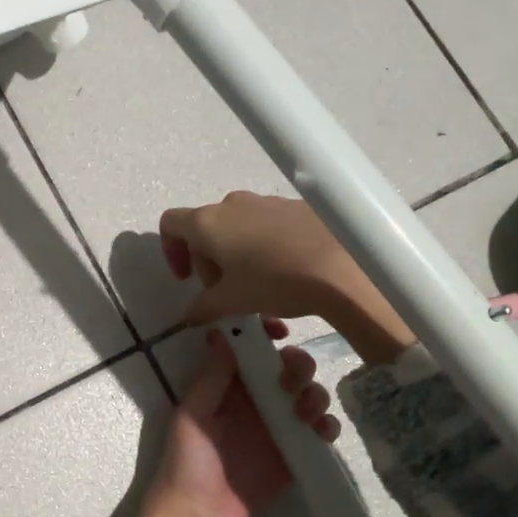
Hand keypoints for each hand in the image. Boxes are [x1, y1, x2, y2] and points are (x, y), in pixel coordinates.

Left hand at [120, 326, 338, 516]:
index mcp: (225, 387)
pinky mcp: (292, 456)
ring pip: (307, 397)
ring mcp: (275, 428)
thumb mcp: (194, 415)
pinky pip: (316, 432)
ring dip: (315, 393)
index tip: (281, 331)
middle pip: (286, 370)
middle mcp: (253, 402)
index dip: (267, 335)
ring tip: (306, 408)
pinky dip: (326, 425)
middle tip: (293, 378)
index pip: (251, 350)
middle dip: (298, 364)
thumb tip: (224, 331)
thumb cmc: (186, 461)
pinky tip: (320, 430)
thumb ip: (213, 377)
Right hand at [160, 193, 415, 364]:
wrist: (346, 265)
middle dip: (208, 261)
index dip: (172, 252)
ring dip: (236, 255)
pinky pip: (267, 224)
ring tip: (256, 286)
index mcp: (208, 222)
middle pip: (206, 228)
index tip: (188, 279)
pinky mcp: (297, 207)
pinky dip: (264, 246)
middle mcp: (233, 204)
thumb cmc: (276, 280)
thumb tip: (189, 315)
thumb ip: (203, 307)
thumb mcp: (233, 301)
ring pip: (238, 227)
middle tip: (224, 293)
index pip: (171, 224)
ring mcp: (267, 202)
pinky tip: (285, 272)